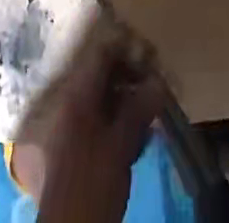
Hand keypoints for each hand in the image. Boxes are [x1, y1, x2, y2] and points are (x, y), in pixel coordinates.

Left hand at [18, 21, 165, 222]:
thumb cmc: (93, 181)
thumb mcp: (120, 145)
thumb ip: (138, 109)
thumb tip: (159, 80)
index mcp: (76, 94)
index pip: (99, 53)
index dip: (125, 46)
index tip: (150, 50)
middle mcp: (70, 100)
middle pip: (102, 73)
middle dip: (131, 73)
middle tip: (158, 77)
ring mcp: (71, 121)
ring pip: (103, 95)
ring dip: (128, 95)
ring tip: (154, 102)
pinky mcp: (77, 141)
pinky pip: (100, 115)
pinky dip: (119, 116)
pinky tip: (140, 129)